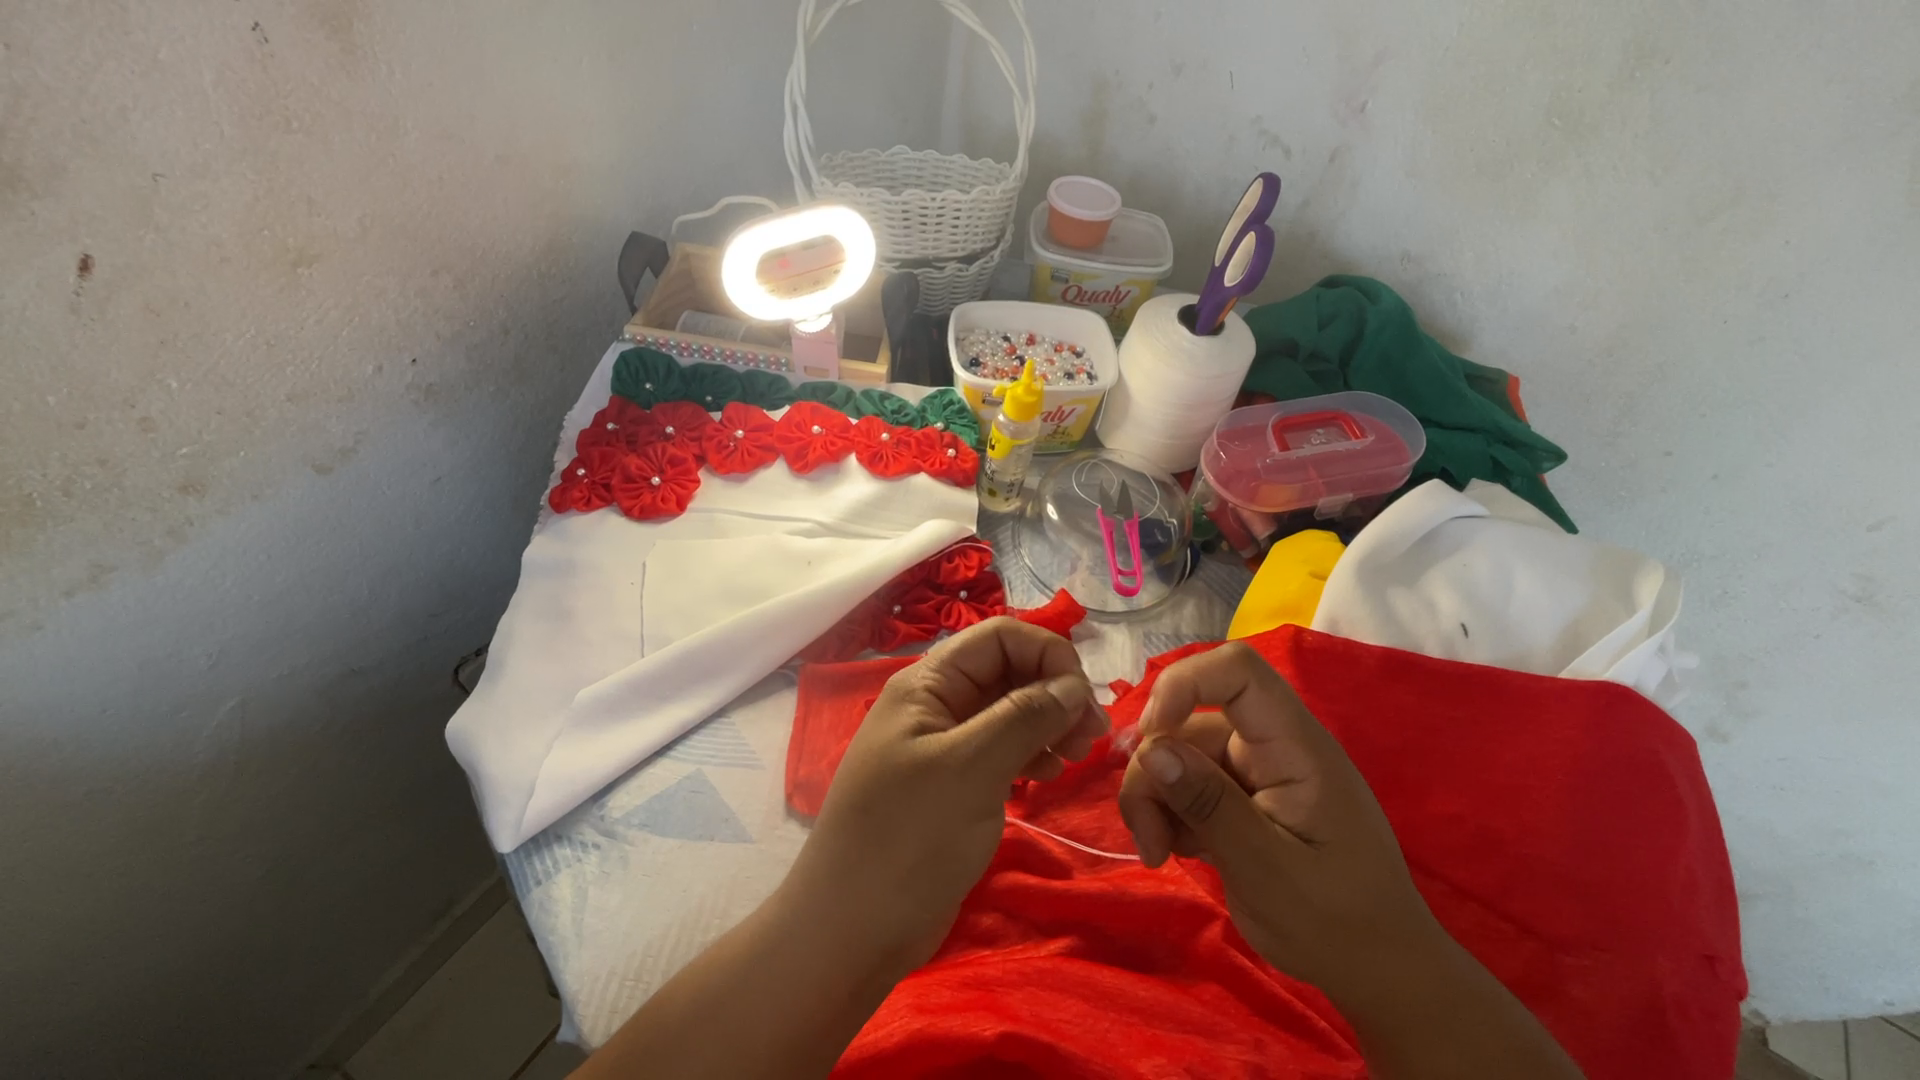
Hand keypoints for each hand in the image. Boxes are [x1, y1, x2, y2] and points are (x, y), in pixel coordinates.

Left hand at [784, 616, 1106, 974]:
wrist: (853, 929)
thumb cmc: (908, 839)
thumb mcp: (970, 769)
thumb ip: (1024, 717)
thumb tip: (1073, 685)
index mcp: (927, 684)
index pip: (1000, 638)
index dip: (1048, 656)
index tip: (1085, 702)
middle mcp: (935, 705)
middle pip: (1007, 671)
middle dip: (1054, 692)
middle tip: (1092, 737)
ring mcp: (942, 746)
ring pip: (1008, 711)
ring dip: (1047, 724)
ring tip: (1075, 759)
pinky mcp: (952, 784)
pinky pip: (1000, 749)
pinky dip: (1030, 753)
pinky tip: (1048, 775)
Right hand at [1116, 642, 1441, 998]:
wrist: (1375, 969)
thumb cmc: (1336, 922)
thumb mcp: (1267, 870)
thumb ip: (1209, 805)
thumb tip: (1150, 748)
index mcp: (1294, 747)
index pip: (1237, 671)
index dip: (1183, 684)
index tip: (1148, 740)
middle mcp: (1270, 746)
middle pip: (1189, 722)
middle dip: (1153, 771)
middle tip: (1146, 838)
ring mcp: (1253, 772)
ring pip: (1177, 756)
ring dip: (1153, 800)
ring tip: (1157, 853)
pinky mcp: (1238, 798)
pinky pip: (1185, 785)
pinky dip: (1167, 814)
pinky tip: (1173, 852)